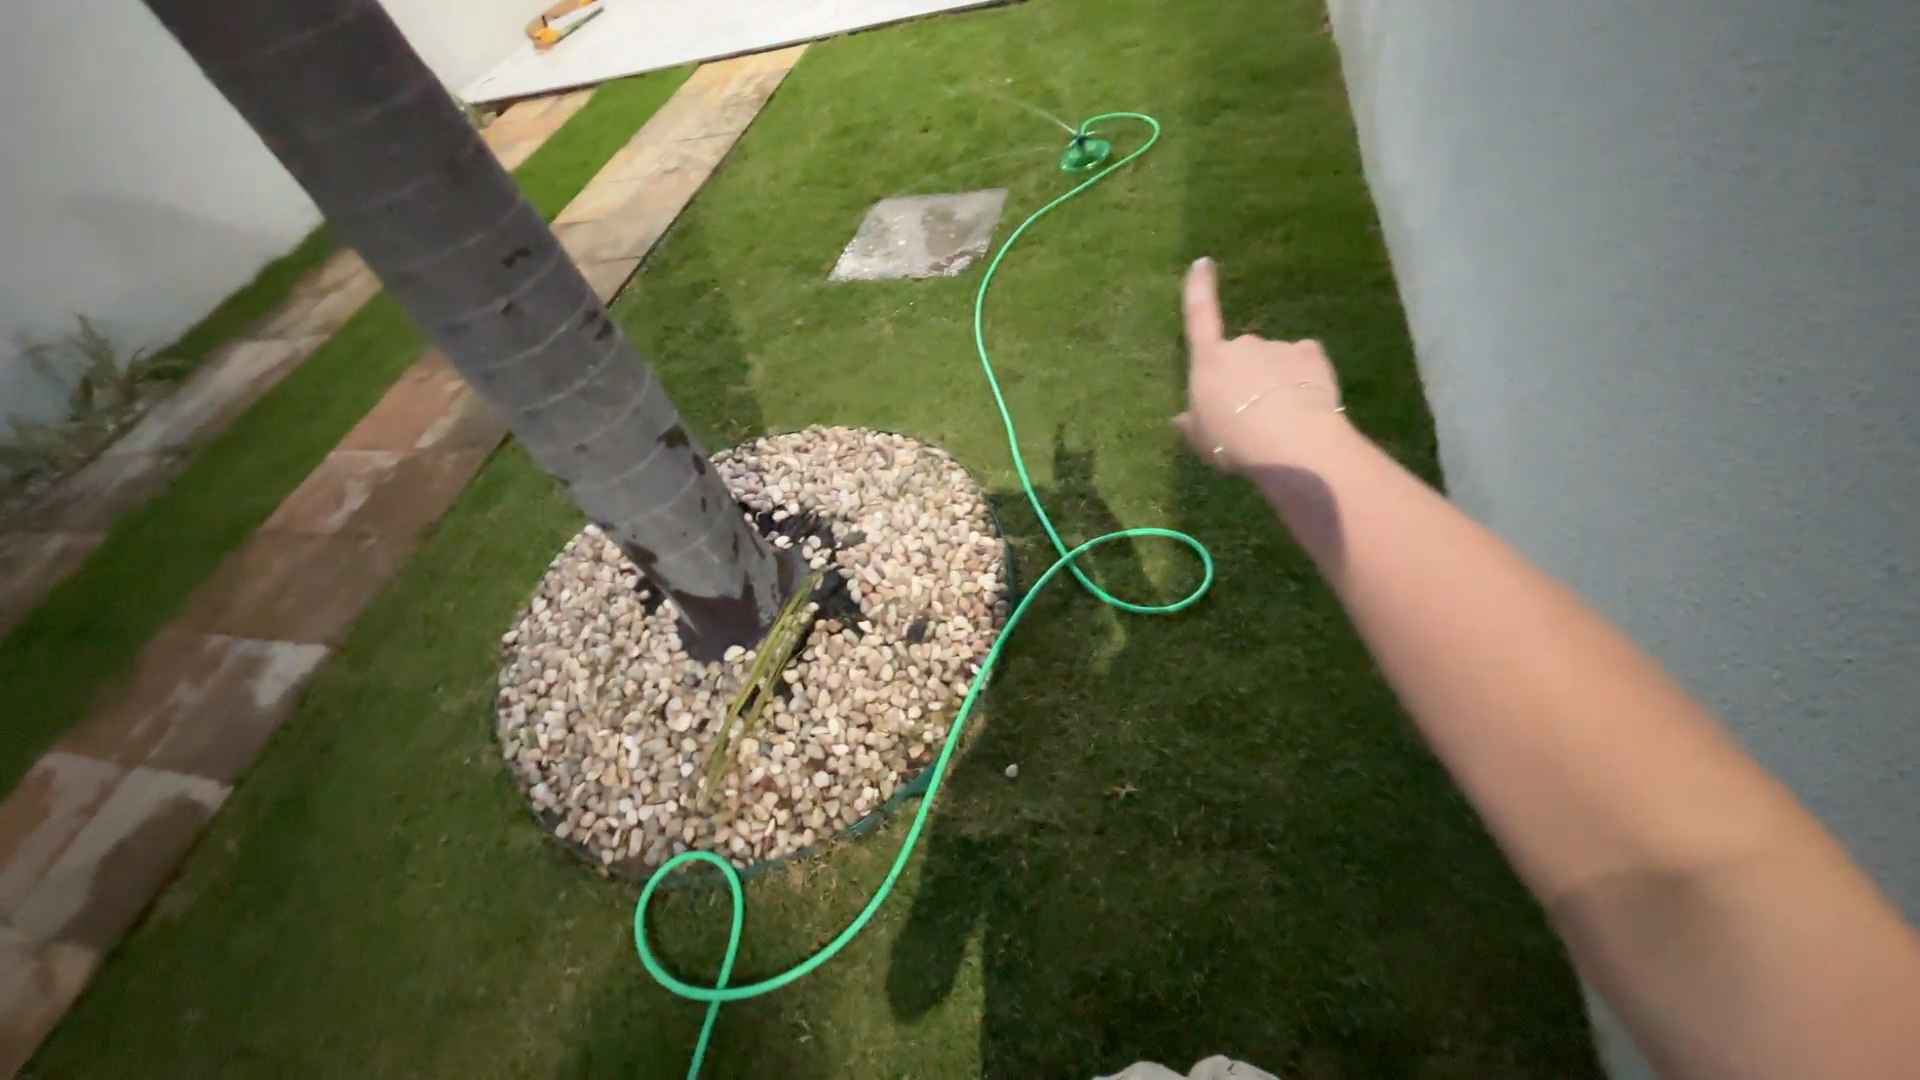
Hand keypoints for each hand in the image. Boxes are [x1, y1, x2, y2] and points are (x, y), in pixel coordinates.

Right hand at [1175, 257, 1345, 470]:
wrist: (1288, 442)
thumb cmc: (1231, 440)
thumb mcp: (1200, 438)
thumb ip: (1191, 423)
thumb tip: (1180, 418)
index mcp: (1209, 362)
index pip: (1199, 316)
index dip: (1198, 289)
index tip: (1202, 263)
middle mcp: (1243, 345)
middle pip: (1240, 353)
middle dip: (1244, 374)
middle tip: (1247, 411)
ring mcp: (1279, 347)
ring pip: (1274, 360)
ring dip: (1274, 380)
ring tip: (1279, 416)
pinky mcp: (1312, 355)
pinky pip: (1303, 362)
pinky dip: (1303, 377)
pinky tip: (1305, 401)